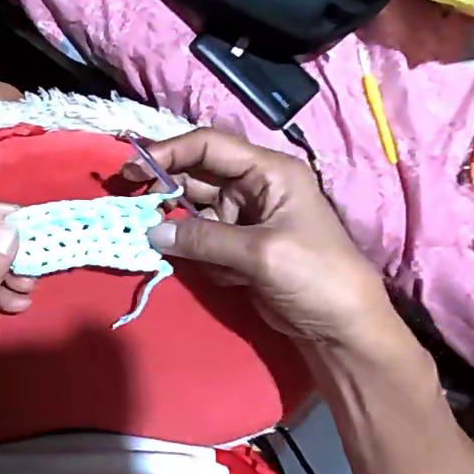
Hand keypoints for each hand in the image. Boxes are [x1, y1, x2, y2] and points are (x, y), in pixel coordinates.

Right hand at [123, 128, 406, 354]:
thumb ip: (203, 239)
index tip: (133, 169)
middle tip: (135, 209)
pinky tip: (214, 273)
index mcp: (268, 172)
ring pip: (193, 210)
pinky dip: (193, 252)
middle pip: (196, 176)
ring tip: (162, 245)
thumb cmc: (316, 276)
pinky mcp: (235, 247)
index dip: (169, 152)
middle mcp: (253, 188)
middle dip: (165, 191)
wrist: (340, 327)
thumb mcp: (260, 253)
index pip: (209, 145)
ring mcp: (243, 218)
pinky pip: (199, 239)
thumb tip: (151, 233)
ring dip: (175, 227)